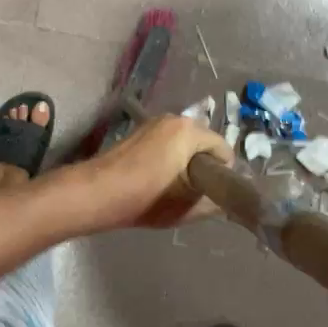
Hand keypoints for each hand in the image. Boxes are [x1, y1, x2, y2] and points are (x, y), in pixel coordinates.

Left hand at [74, 114, 231, 229]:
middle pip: (203, 142)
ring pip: (185, 141)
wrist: (101, 192)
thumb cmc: (149, 197)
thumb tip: (225, 200)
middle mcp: (173, 118)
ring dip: (187, 161)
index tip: (217, 194)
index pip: (222, 148)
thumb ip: (215, 202)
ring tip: (179, 188)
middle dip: (205, 165)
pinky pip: (168, 141)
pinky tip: (161, 178)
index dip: (224, 173)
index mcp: (188, 130)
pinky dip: (172, 156)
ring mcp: (154, 122)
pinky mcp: (140, 131)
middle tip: (199, 193)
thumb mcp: (190, 208)